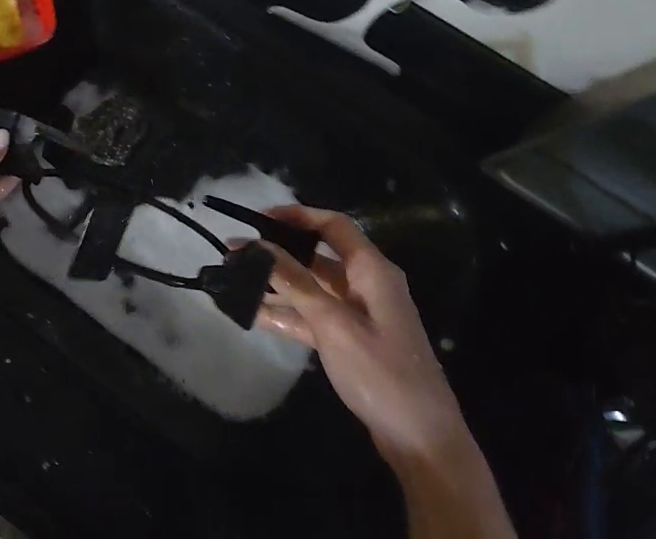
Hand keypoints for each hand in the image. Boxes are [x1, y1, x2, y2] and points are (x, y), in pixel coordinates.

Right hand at [254, 203, 468, 464]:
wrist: (421, 440)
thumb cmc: (381, 372)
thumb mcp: (333, 324)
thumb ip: (295, 282)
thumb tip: (258, 244)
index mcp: (372, 271)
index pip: (333, 226)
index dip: (297, 215)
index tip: (257, 219)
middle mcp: (366, 285)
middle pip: (316, 256)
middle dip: (276, 252)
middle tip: (236, 252)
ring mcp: (358, 315)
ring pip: (310, 287)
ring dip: (275, 284)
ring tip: (234, 280)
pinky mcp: (350, 340)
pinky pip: (311, 316)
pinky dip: (285, 313)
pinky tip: (250, 312)